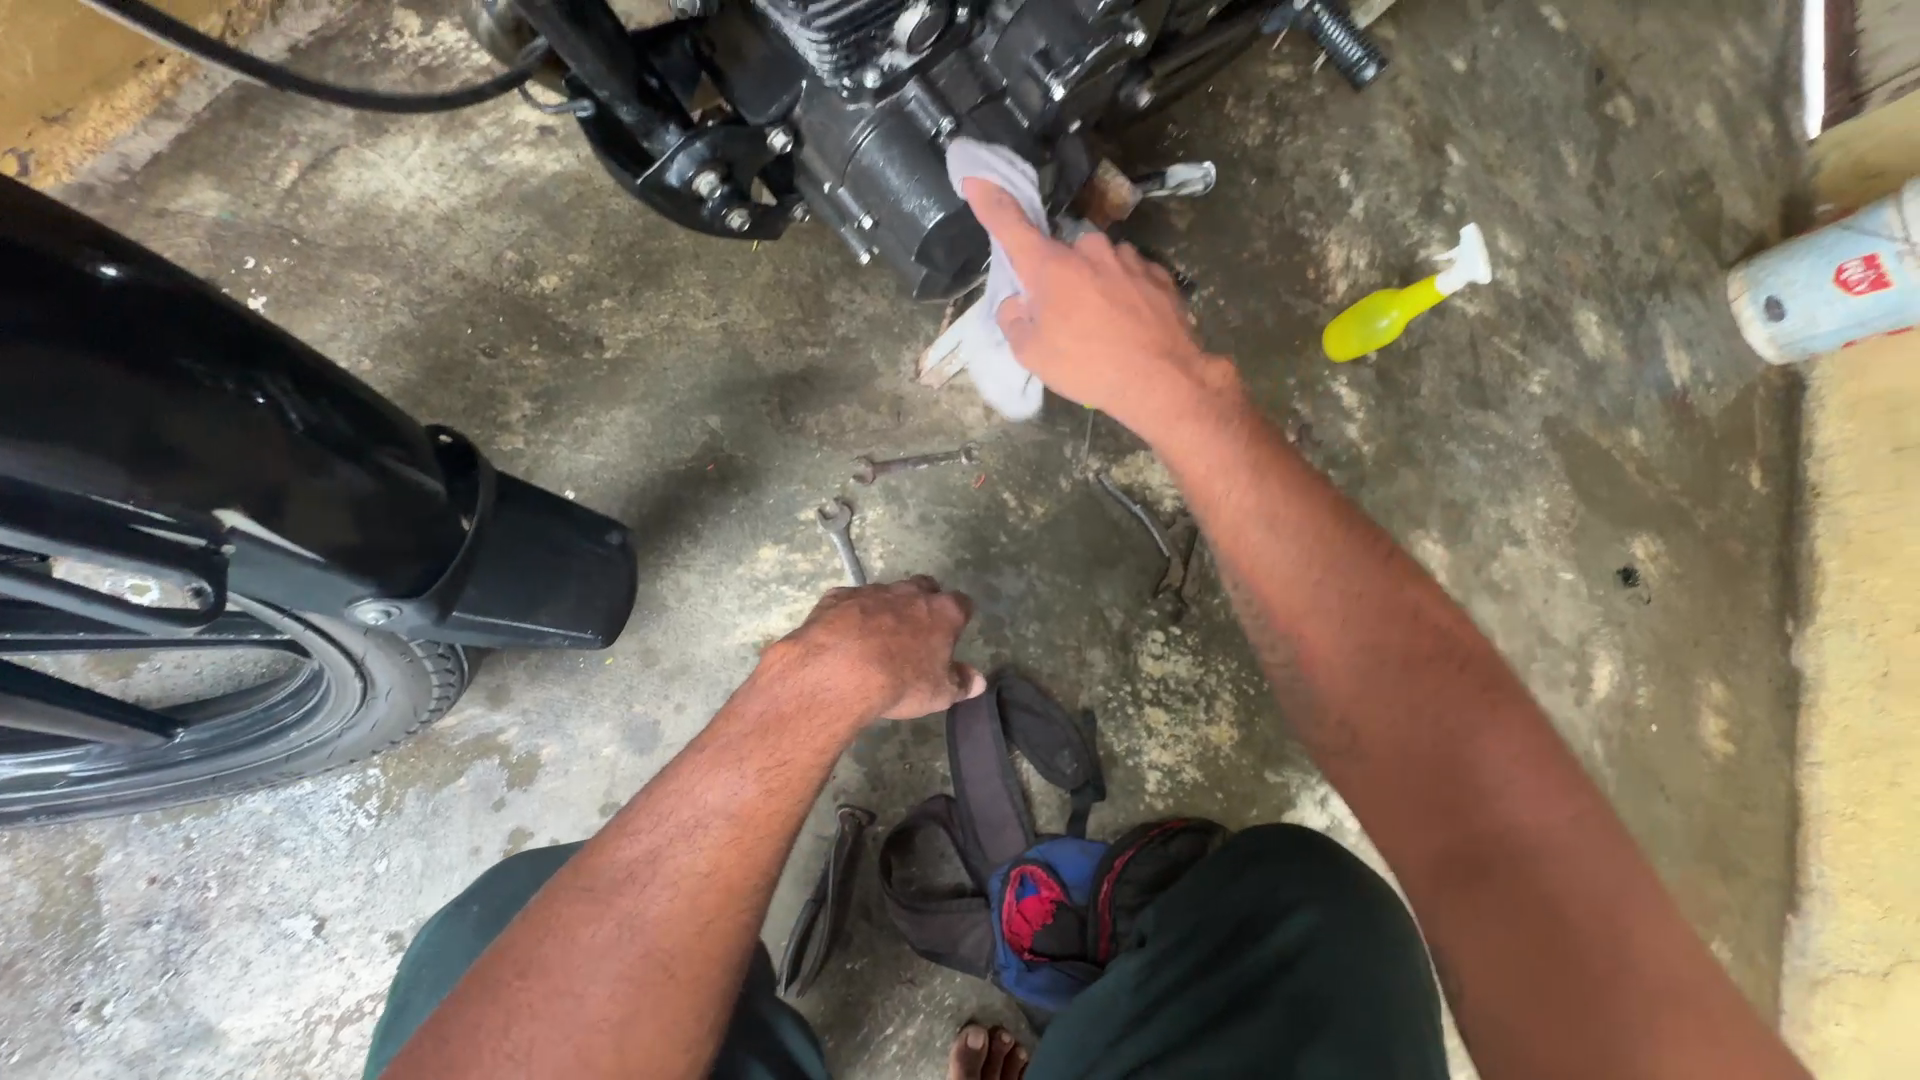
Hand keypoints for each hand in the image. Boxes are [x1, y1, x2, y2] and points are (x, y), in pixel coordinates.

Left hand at [768, 577, 986, 721]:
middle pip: (924, 587)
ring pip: (886, 592)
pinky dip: (852, 614)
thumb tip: (979, 681)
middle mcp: (909, 593)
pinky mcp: (839, 597)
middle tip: (918, 629)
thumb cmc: (900, 683)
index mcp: (942, 612)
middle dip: (924, 601)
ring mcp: (872, 591)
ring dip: (886, 608)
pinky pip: (850, 601)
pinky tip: (845, 636)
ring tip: (877, 636)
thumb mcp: (939, 693)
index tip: (954, 630)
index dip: (959, 616)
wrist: (840, 671)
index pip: (962, 603)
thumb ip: (961, 683)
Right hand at [962, 177, 1243, 437]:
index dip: (989, 201)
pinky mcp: (1158, 273)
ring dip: (1096, 289)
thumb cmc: (1087, 367)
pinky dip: (1126, 297)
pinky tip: (1132, 328)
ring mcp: (1127, 258)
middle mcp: (1088, 250)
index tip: (975, 181)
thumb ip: (1014, 321)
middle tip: (1066, 323)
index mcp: (1050, 266)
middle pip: (1062, 258)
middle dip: (1060, 282)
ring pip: (1099, 267)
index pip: (1010, 224)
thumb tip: (1018, 302)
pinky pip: (1130, 278)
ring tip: (1105, 331)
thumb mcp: (1031, 355)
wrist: (1162, 380)